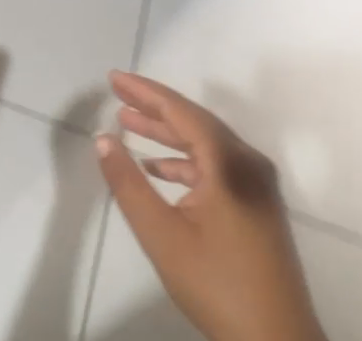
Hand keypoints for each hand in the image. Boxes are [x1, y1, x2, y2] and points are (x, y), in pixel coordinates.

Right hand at [95, 71, 326, 340]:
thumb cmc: (217, 284)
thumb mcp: (162, 235)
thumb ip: (129, 184)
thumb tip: (104, 140)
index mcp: (229, 164)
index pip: (182, 113)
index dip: (146, 92)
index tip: (114, 78)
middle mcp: (248, 165)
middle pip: (196, 123)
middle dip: (155, 108)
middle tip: (118, 95)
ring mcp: (257, 186)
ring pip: (206, 145)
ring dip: (168, 135)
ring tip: (130, 125)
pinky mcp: (258, 206)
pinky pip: (217, 166)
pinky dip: (185, 161)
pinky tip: (160, 170)